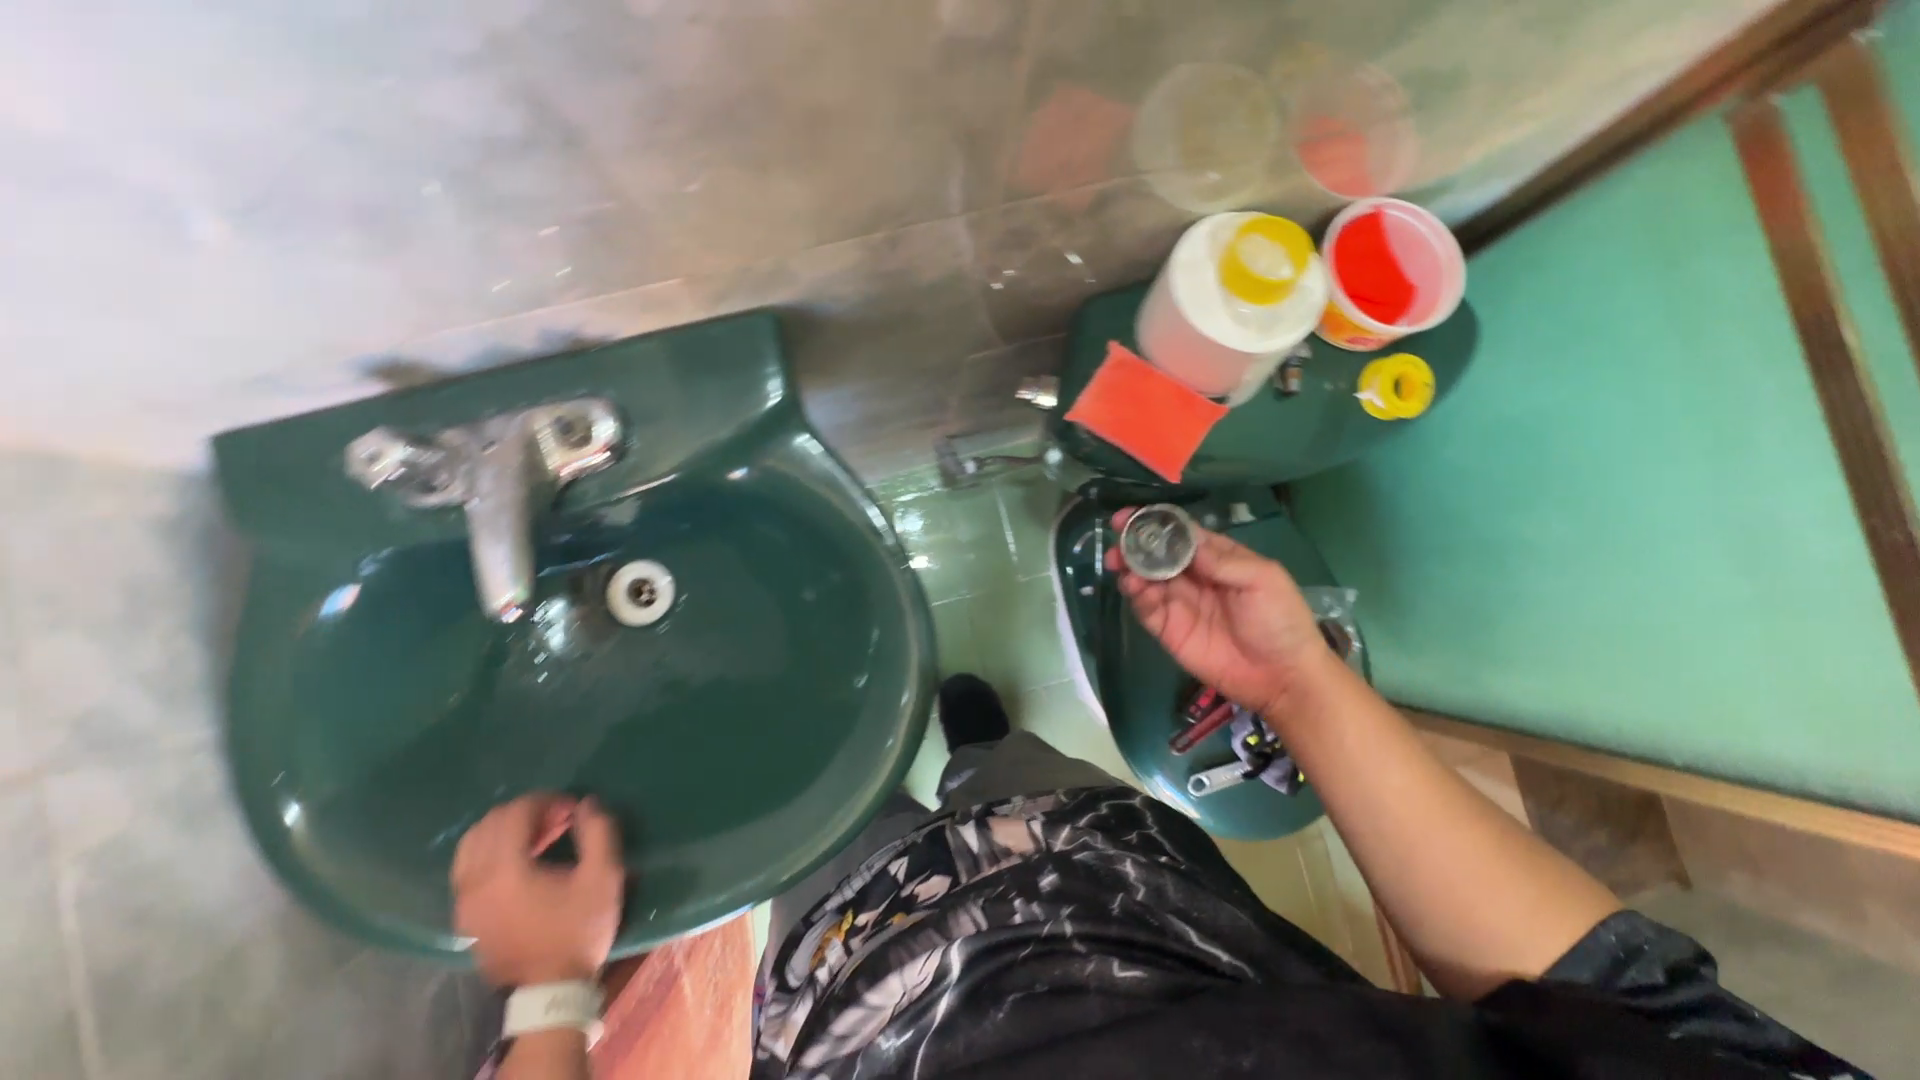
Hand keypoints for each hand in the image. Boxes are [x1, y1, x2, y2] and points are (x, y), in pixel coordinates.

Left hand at [451, 793, 623, 986]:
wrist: (551, 990)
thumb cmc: (578, 931)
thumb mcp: (604, 878)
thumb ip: (599, 833)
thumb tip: (586, 804)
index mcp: (505, 870)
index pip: (514, 814)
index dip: (545, 801)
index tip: (571, 808)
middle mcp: (474, 882)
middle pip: (489, 823)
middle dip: (525, 812)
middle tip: (557, 820)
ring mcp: (463, 902)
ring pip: (470, 844)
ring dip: (503, 830)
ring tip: (535, 837)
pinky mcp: (463, 917)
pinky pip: (466, 869)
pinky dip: (490, 852)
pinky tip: (517, 862)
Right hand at [1104, 510, 1329, 716]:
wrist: (1282, 676)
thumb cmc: (1281, 621)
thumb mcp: (1263, 579)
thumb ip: (1222, 560)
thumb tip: (1183, 543)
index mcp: (1218, 558)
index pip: (1182, 534)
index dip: (1157, 524)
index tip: (1132, 515)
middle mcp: (1194, 577)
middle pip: (1157, 554)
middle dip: (1135, 544)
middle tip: (1118, 539)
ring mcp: (1179, 604)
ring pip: (1145, 578)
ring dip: (1130, 568)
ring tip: (1119, 563)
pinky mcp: (1168, 630)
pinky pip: (1146, 609)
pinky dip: (1136, 595)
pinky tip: (1133, 587)